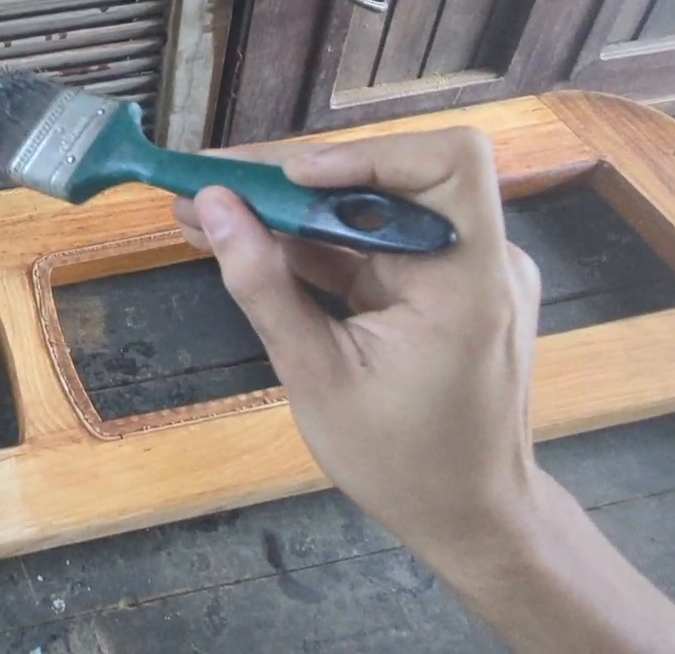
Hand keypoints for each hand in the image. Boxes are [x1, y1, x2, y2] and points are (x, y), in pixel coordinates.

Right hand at [173, 128, 544, 563]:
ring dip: (280, 209)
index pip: (445, 163)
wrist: (469, 520)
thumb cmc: (402, 462)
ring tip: (202, 211)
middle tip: (204, 183)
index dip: (364, 154)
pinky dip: (299, 240)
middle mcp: (472, 257)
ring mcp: (451, 268)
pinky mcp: (427, 283)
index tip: (287, 179)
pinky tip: (239, 242)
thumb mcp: (315, 374)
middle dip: (285, 180)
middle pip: (380, 179)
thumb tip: (210, 206)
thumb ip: (261, 285)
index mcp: (466, 280)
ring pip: (357, 207)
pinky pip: (357, 241)